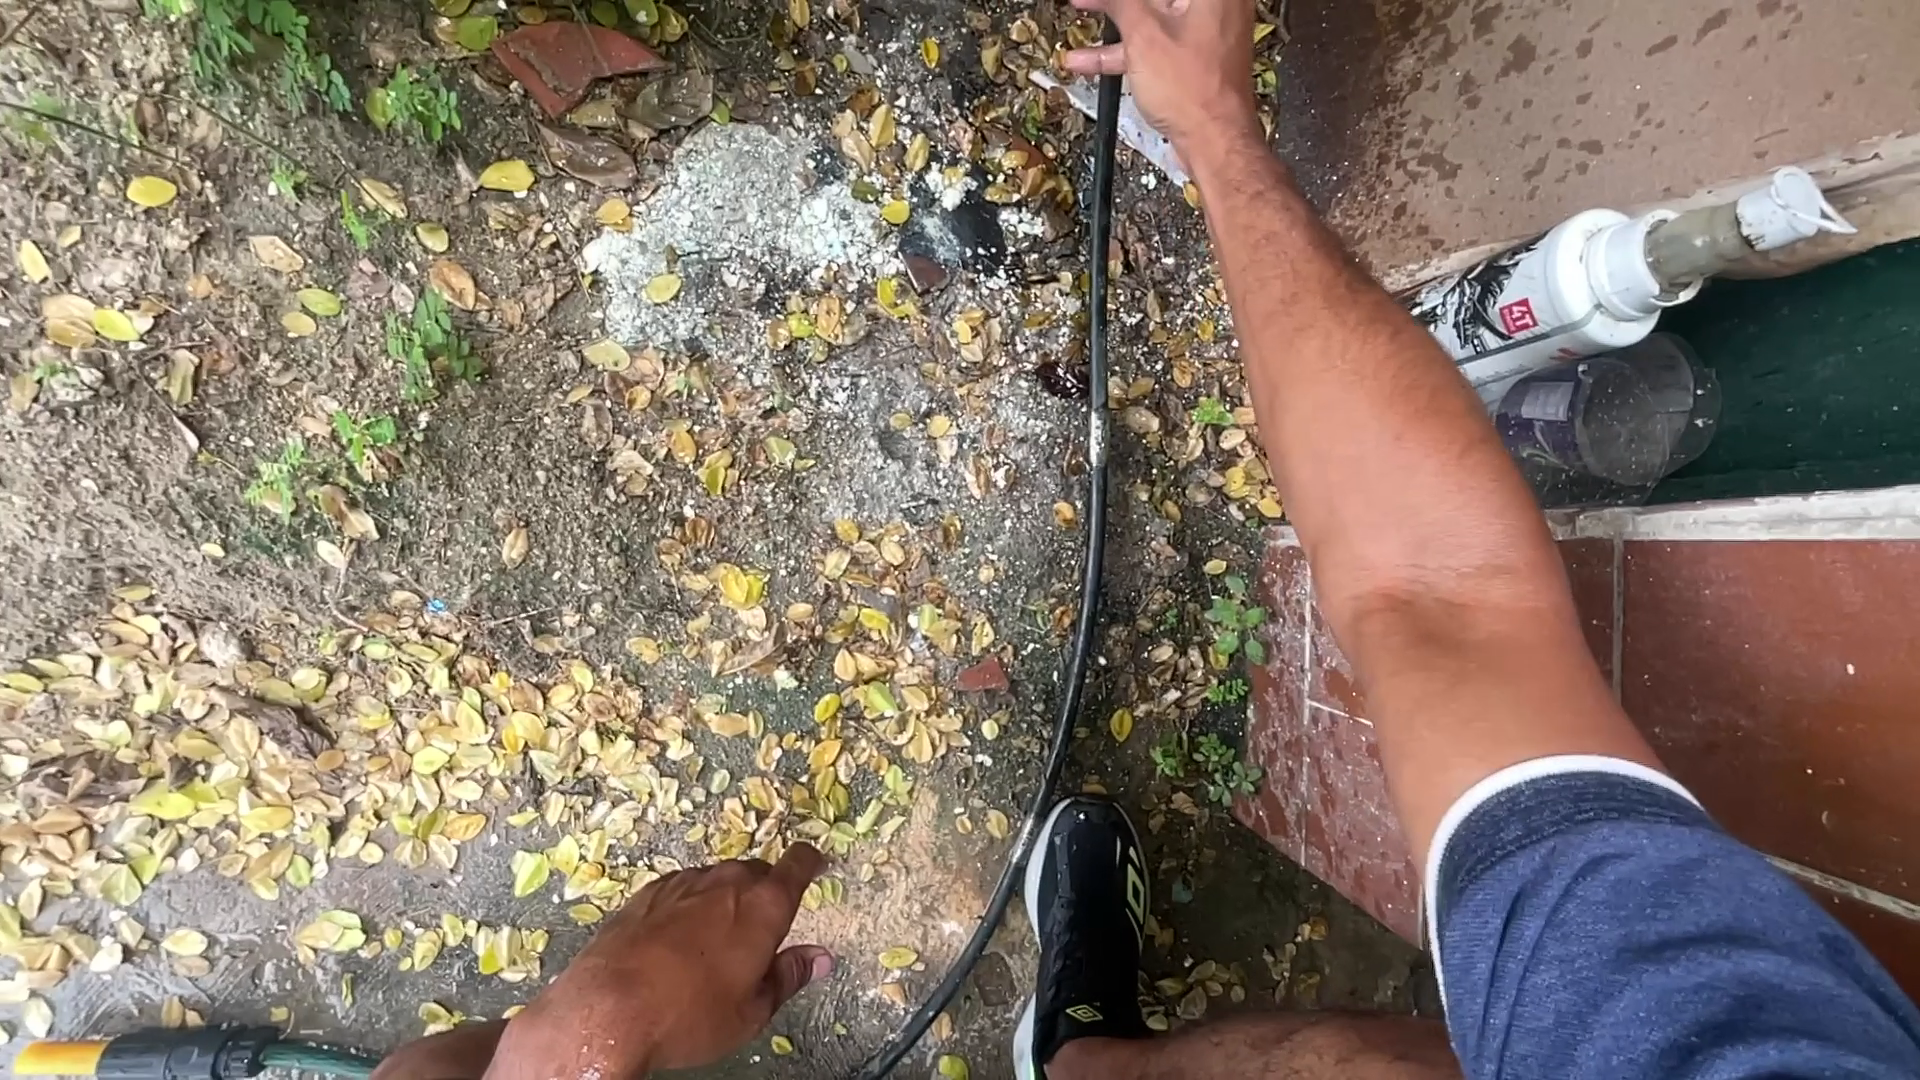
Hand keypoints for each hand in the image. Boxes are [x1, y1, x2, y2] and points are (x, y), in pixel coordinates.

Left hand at [485, 845, 832, 1079]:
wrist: (606, 1008)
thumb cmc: (689, 1015)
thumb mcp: (751, 1011)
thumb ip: (790, 976)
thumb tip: (821, 958)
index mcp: (766, 904)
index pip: (800, 862)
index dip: (810, 862)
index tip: (815, 866)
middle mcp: (731, 880)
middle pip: (759, 871)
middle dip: (764, 893)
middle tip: (757, 931)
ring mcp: (689, 881)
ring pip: (720, 879)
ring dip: (725, 898)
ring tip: (714, 941)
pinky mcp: (652, 890)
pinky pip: (684, 888)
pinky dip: (690, 904)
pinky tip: (677, 938)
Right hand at [1063, 0, 1261, 160]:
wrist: (1212, 138)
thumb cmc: (1192, 90)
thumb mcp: (1144, 36)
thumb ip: (1122, 4)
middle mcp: (1215, 4)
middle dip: (1115, 2)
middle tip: (1087, 0)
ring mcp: (1206, 34)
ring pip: (1153, 19)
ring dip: (1114, 25)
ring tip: (1081, 15)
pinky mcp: (1195, 62)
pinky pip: (1157, 46)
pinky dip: (1128, 51)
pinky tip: (1094, 59)